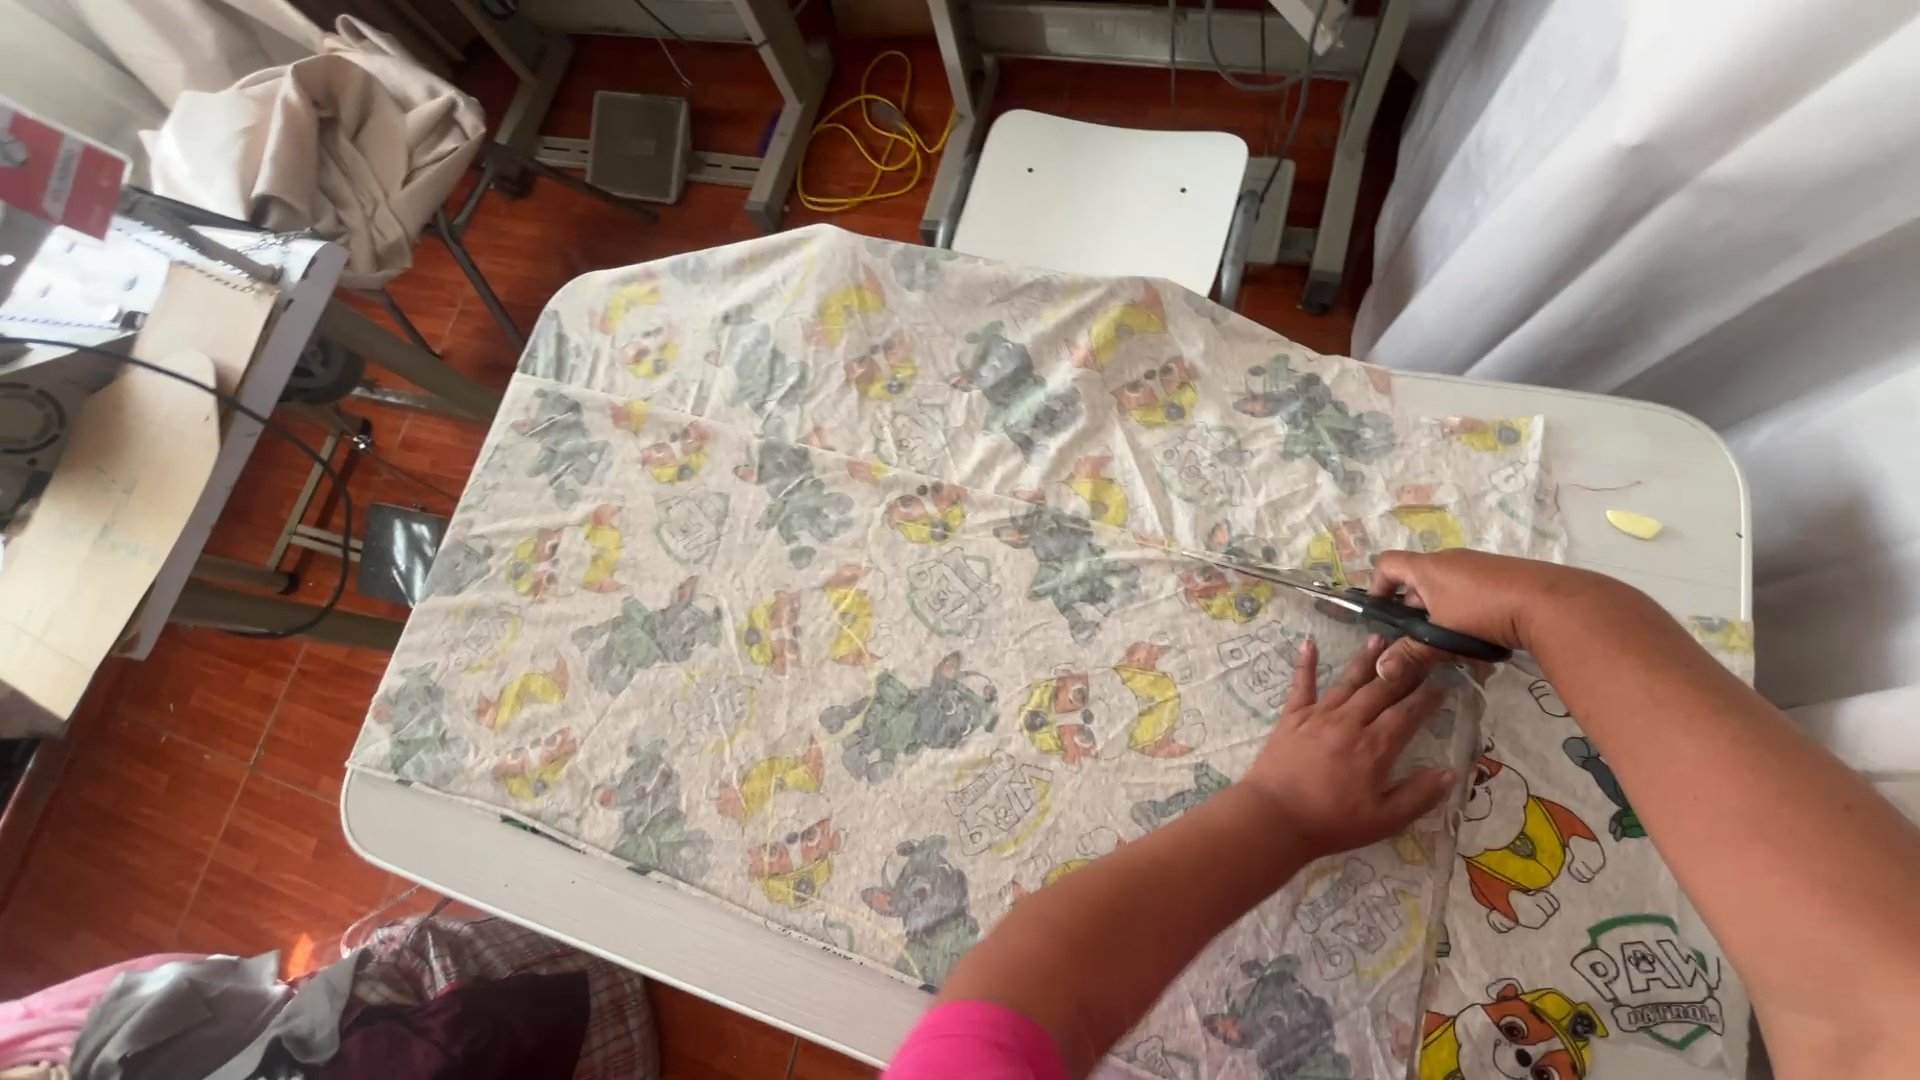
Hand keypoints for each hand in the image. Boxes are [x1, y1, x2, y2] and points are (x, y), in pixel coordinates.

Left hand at [1238, 636, 1455, 860]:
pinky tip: (1308, 643)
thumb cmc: (1332, 822)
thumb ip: (1419, 795)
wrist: (1275, 816)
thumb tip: (1450, 772)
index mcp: (1375, 747)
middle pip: (1380, 691)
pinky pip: (1300, 685)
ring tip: (1379, 638)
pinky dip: (1305, 664)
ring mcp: (1317, 716)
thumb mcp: (1385, 820)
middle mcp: (1348, 722)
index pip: (1407, 714)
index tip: (1444, 683)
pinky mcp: (1291, 717)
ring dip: (1364, 660)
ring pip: (1346, 682)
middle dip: (1402, 671)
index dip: (1427, 698)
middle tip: (1418, 652)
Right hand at [1368, 550, 1626, 675]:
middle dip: (1416, 610)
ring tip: (1457, 644)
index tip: (1381, 611)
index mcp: (1427, 567)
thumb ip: (1410, 652)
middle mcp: (1451, 560)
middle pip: (1419, 581)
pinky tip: (1487, 639)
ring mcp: (1481, 566)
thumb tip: (1380, 670)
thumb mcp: (1441, 635)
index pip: (1387, 564)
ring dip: (1445, 615)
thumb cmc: (1484, 611)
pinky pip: (1476, 593)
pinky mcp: (1507, 576)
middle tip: (1421, 637)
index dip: (1377, 585)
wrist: (1554, 603)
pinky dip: (1472, 613)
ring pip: (1449, 591)